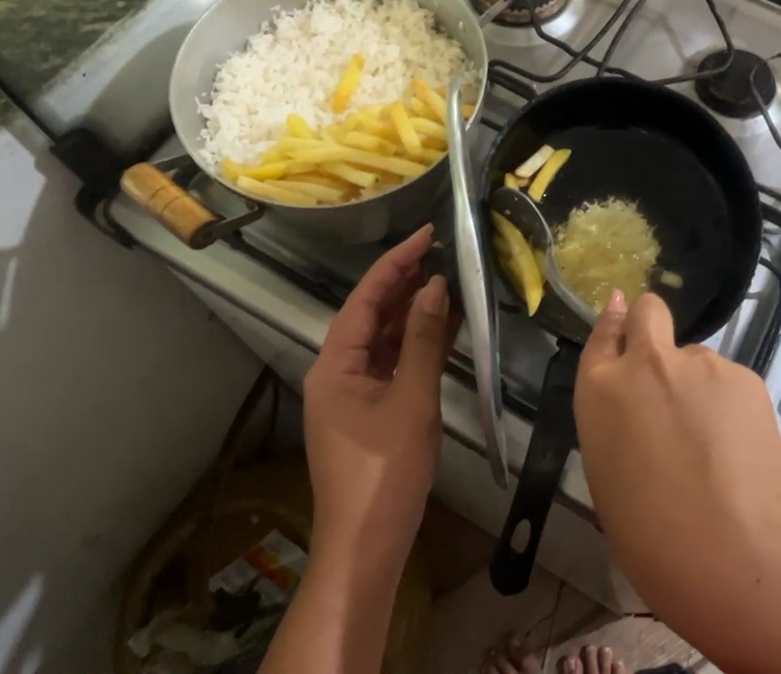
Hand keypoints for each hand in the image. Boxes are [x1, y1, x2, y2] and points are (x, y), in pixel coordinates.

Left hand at [303, 224, 456, 574]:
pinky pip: (390, 364)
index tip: (427, 234)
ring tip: (446, 280)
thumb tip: (436, 287)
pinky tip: (442, 328)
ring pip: (382, 339)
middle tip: (441, 252)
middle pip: (370, 315)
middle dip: (404, 282)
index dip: (396, 262)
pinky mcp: (367, 412)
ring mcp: (350, 394)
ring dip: (411, 312)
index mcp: (334, 364)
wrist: (366, 545)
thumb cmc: (386, 472)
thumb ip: (424, 340)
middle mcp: (335, 372)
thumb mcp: (412, 400)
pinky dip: (414, 344)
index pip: (365, 298)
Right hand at [574, 293, 780, 673]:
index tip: (622, 311)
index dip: (615, 320)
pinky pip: (732, 383)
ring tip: (713, 441)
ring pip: (699, 359)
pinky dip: (732, 406)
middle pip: (650, 310)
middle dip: (653, 321)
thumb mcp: (608, 468)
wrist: (723, 548)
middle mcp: (647, 362)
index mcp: (601, 388)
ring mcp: (700, 364)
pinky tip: (738, 448)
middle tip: (666, 359)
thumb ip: (619, 419)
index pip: (604, 332)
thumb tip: (638, 409)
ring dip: (700, 385)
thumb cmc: (648, 532)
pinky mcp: (745, 376)